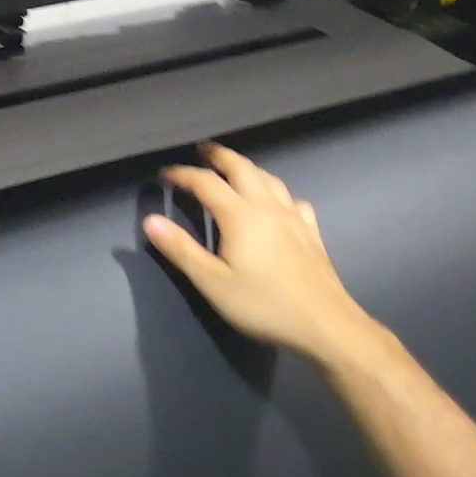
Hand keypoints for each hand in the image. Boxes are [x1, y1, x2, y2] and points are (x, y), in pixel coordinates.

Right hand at [142, 143, 385, 365]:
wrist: (325, 325)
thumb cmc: (263, 304)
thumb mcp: (212, 282)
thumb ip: (180, 249)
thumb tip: (150, 220)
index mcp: (240, 216)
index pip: (206, 184)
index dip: (183, 174)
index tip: (165, 174)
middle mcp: (268, 208)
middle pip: (243, 169)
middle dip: (220, 157)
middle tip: (203, 151)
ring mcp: (294, 220)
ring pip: (271, 180)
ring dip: (249, 169)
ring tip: (235, 170)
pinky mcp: (312, 235)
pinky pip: (294, 202)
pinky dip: (279, 194)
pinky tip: (279, 205)